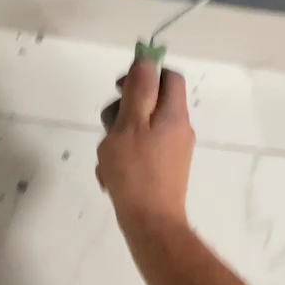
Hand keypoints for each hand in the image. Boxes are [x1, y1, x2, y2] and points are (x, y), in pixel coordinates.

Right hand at [97, 55, 195, 235]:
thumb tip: (147, 61)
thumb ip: (138, 92)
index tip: (120, 87)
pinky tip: (110, 176)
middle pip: (151, 103)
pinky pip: (140, 152)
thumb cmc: (136, 172)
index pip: (168, 77)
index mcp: (173, 114)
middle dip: (123, 110)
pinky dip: (123, 157)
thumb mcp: (130, 125)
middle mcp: (178, 130)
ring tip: (106, 158)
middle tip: (107, 126)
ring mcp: (172, 152)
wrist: (151, 224)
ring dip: (118, 137)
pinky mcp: (163, 171)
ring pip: (140, 129)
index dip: (145, 74)